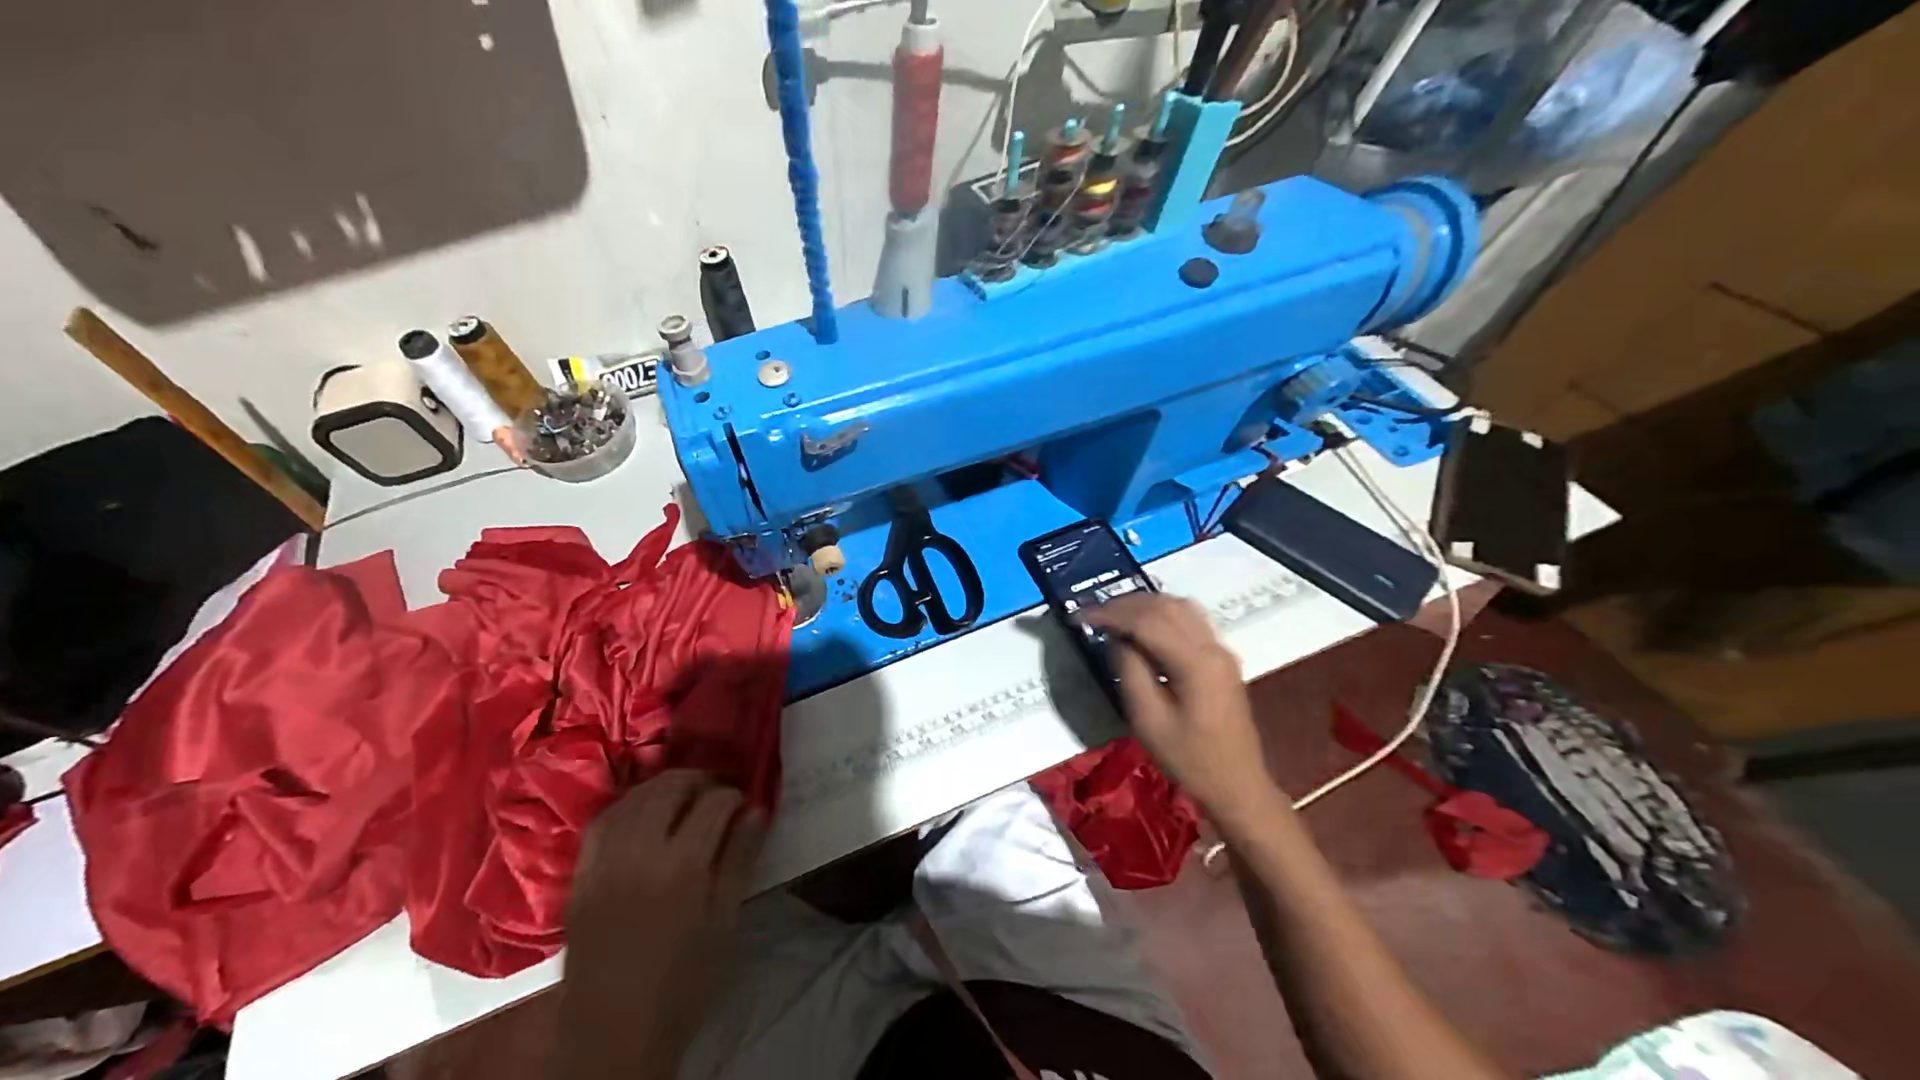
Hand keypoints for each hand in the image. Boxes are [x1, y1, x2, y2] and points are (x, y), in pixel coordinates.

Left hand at [555, 771, 766, 1079]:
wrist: (613, 1032)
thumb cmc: (683, 981)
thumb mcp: (724, 920)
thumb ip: (740, 858)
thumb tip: (758, 810)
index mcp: (682, 866)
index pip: (714, 804)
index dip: (735, 796)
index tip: (745, 803)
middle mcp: (639, 852)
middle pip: (670, 788)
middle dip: (700, 780)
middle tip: (719, 791)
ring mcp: (604, 860)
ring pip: (635, 797)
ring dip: (664, 787)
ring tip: (685, 795)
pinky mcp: (580, 874)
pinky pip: (603, 819)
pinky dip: (628, 805)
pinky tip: (644, 812)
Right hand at [1081, 594, 1283, 826]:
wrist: (1237, 784)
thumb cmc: (1189, 759)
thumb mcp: (1148, 720)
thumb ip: (1129, 671)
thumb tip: (1116, 639)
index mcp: (1196, 662)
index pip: (1148, 620)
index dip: (1111, 614)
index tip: (1079, 617)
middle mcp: (1213, 646)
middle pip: (1165, 606)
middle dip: (1125, 604)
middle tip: (1092, 614)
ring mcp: (1221, 650)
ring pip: (1180, 606)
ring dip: (1143, 604)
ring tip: (1112, 616)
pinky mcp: (1220, 658)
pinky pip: (1189, 619)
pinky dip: (1161, 613)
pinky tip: (1141, 625)